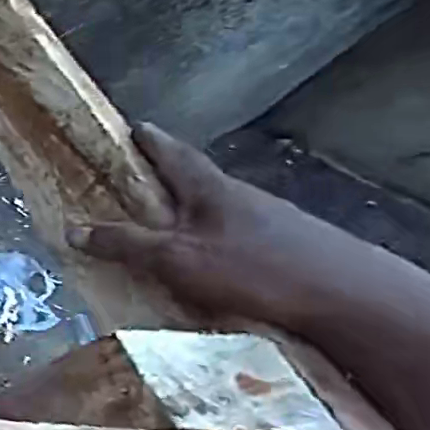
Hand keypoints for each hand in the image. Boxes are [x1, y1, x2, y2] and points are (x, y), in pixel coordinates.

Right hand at [67, 123, 429, 337]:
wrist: (356, 302)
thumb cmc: (256, 270)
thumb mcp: (177, 259)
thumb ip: (126, 244)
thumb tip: (72, 229)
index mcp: (212, 190)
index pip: (174, 154)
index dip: (151, 141)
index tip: (133, 127)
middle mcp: (244, 198)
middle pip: (199, 180)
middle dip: (169, 178)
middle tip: (139, 181)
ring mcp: (273, 223)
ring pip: (220, 211)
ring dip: (193, 213)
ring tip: (168, 228)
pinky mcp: (293, 251)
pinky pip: (239, 237)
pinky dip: (216, 241)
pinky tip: (211, 264)